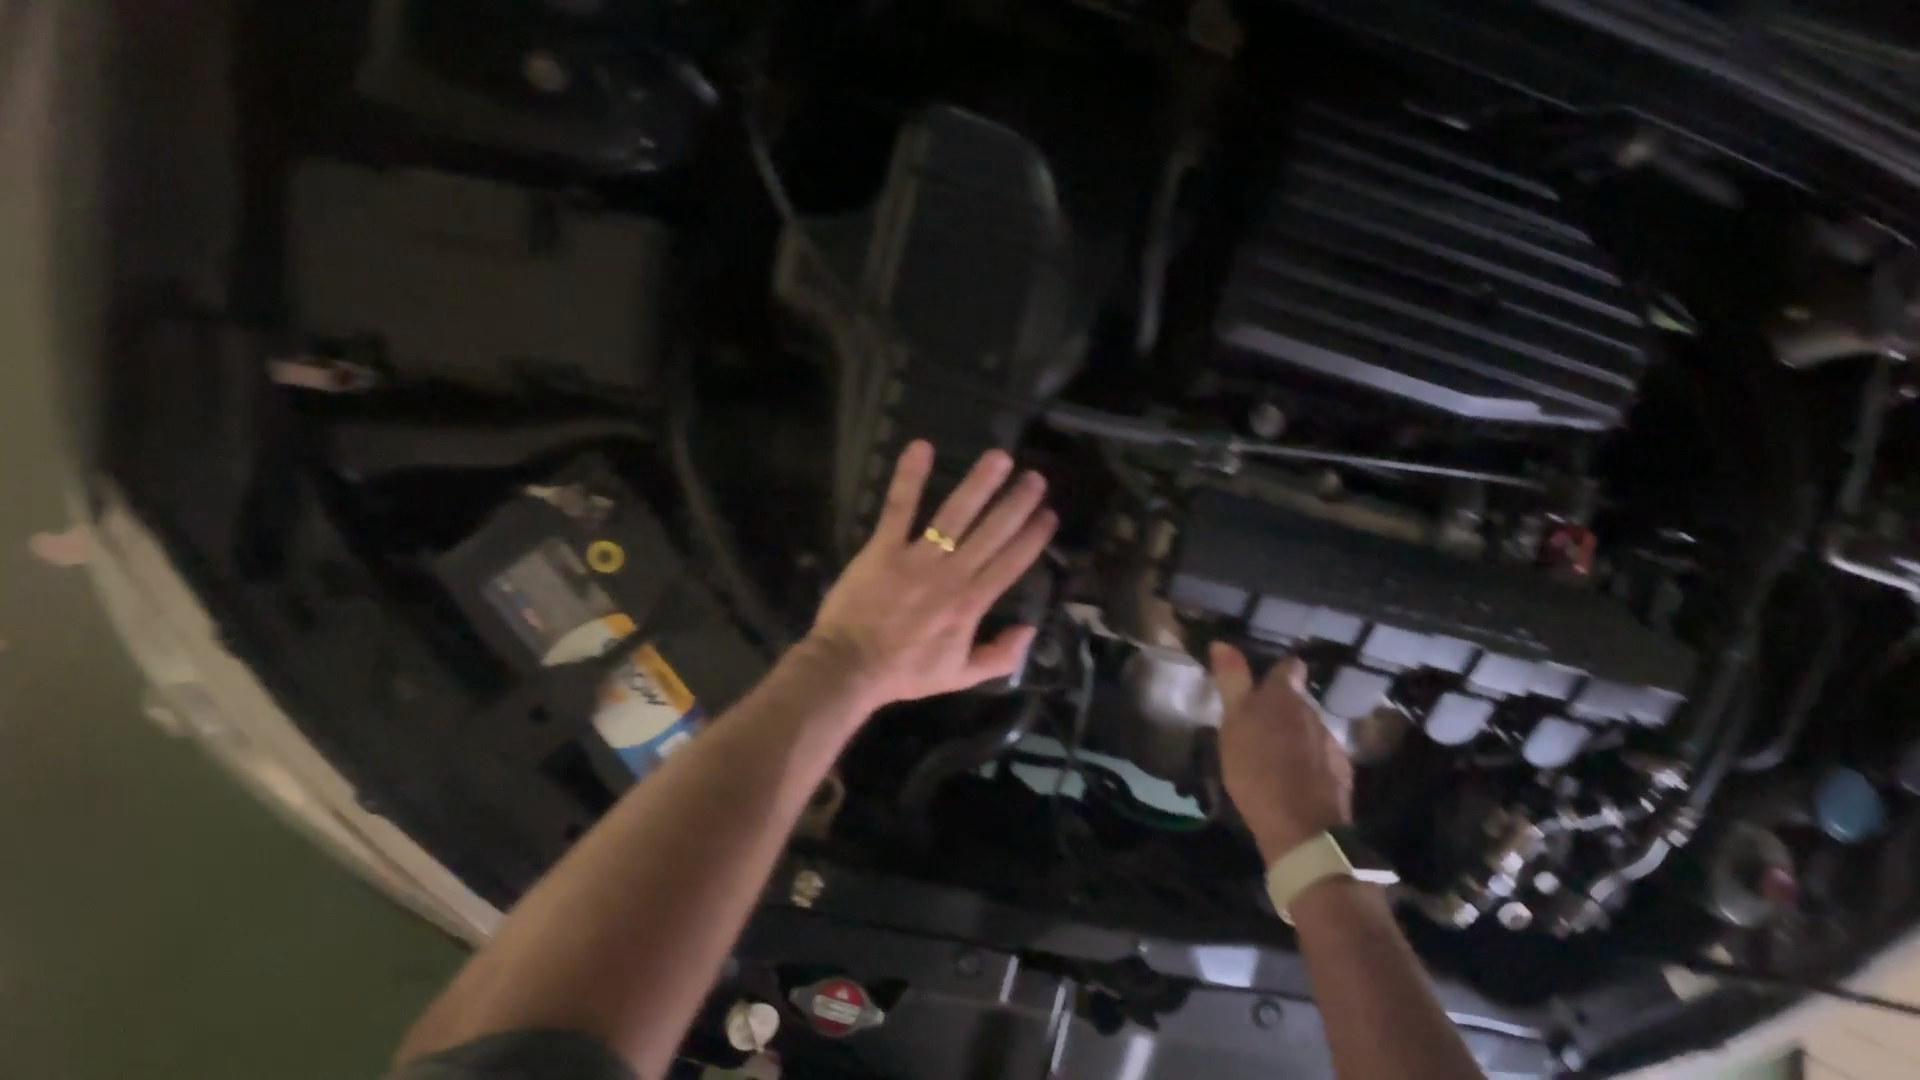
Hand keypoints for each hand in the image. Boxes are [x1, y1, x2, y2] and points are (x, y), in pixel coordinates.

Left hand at [807, 441, 1057, 708]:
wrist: (850, 668)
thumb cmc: (904, 672)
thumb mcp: (960, 676)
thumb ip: (1000, 656)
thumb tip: (1030, 629)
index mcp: (971, 603)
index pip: (1011, 563)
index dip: (1033, 537)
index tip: (1050, 514)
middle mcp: (951, 575)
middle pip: (991, 532)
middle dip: (1016, 503)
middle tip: (1036, 477)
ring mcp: (918, 558)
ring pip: (954, 515)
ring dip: (978, 484)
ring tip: (999, 458)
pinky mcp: (884, 548)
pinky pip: (899, 508)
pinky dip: (909, 478)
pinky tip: (921, 447)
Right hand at [1209, 643, 1353, 863]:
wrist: (1301, 828)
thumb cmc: (1257, 770)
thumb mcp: (1233, 724)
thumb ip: (1232, 683)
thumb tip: (1223, 642)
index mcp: (1285, 697)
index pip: (1288, 668)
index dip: (1276, 671)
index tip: (1261, 681)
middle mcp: (1314, 713)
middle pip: (1298, 700)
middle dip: (1281, 707)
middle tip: (1256, 724)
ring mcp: (1331, 744)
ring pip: (1309, 729)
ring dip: (1293, 736)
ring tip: (1272, 755)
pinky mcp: (1341, 774)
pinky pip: (1320, 757)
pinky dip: (1307, 762)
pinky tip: (1291, 779)